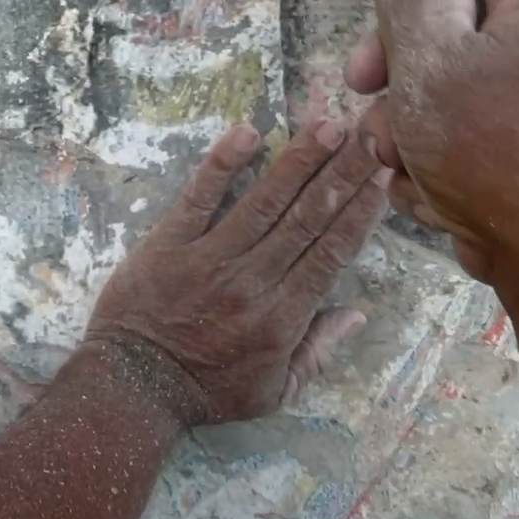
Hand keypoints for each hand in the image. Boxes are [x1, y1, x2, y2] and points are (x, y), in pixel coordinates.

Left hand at [81, 121, 390, 426]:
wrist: (135, 383)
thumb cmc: (206, 390)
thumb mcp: (274, 391)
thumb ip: (318, 352)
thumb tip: (357, 312)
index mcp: (283, 317)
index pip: (332, 252)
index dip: (360, 212)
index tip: (383, 176)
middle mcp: (252, 280)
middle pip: (306, 219)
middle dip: (340, 173)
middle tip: (367, 133)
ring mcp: (208, 257)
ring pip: (262, 202)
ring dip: (296, 161)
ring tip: (325, 126)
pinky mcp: (167, 243)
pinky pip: (198, 198)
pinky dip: (222, 165)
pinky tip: (245, 134)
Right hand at [345, 0, 518, 285]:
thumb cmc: (498, 149)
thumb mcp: (434, 63)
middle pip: (453, 21)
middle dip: (397, 60)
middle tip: (360, 88)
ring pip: (453, 83)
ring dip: (408, 120)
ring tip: (399, 162)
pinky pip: (475, 128)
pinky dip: (442, 153)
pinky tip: (431, 188)